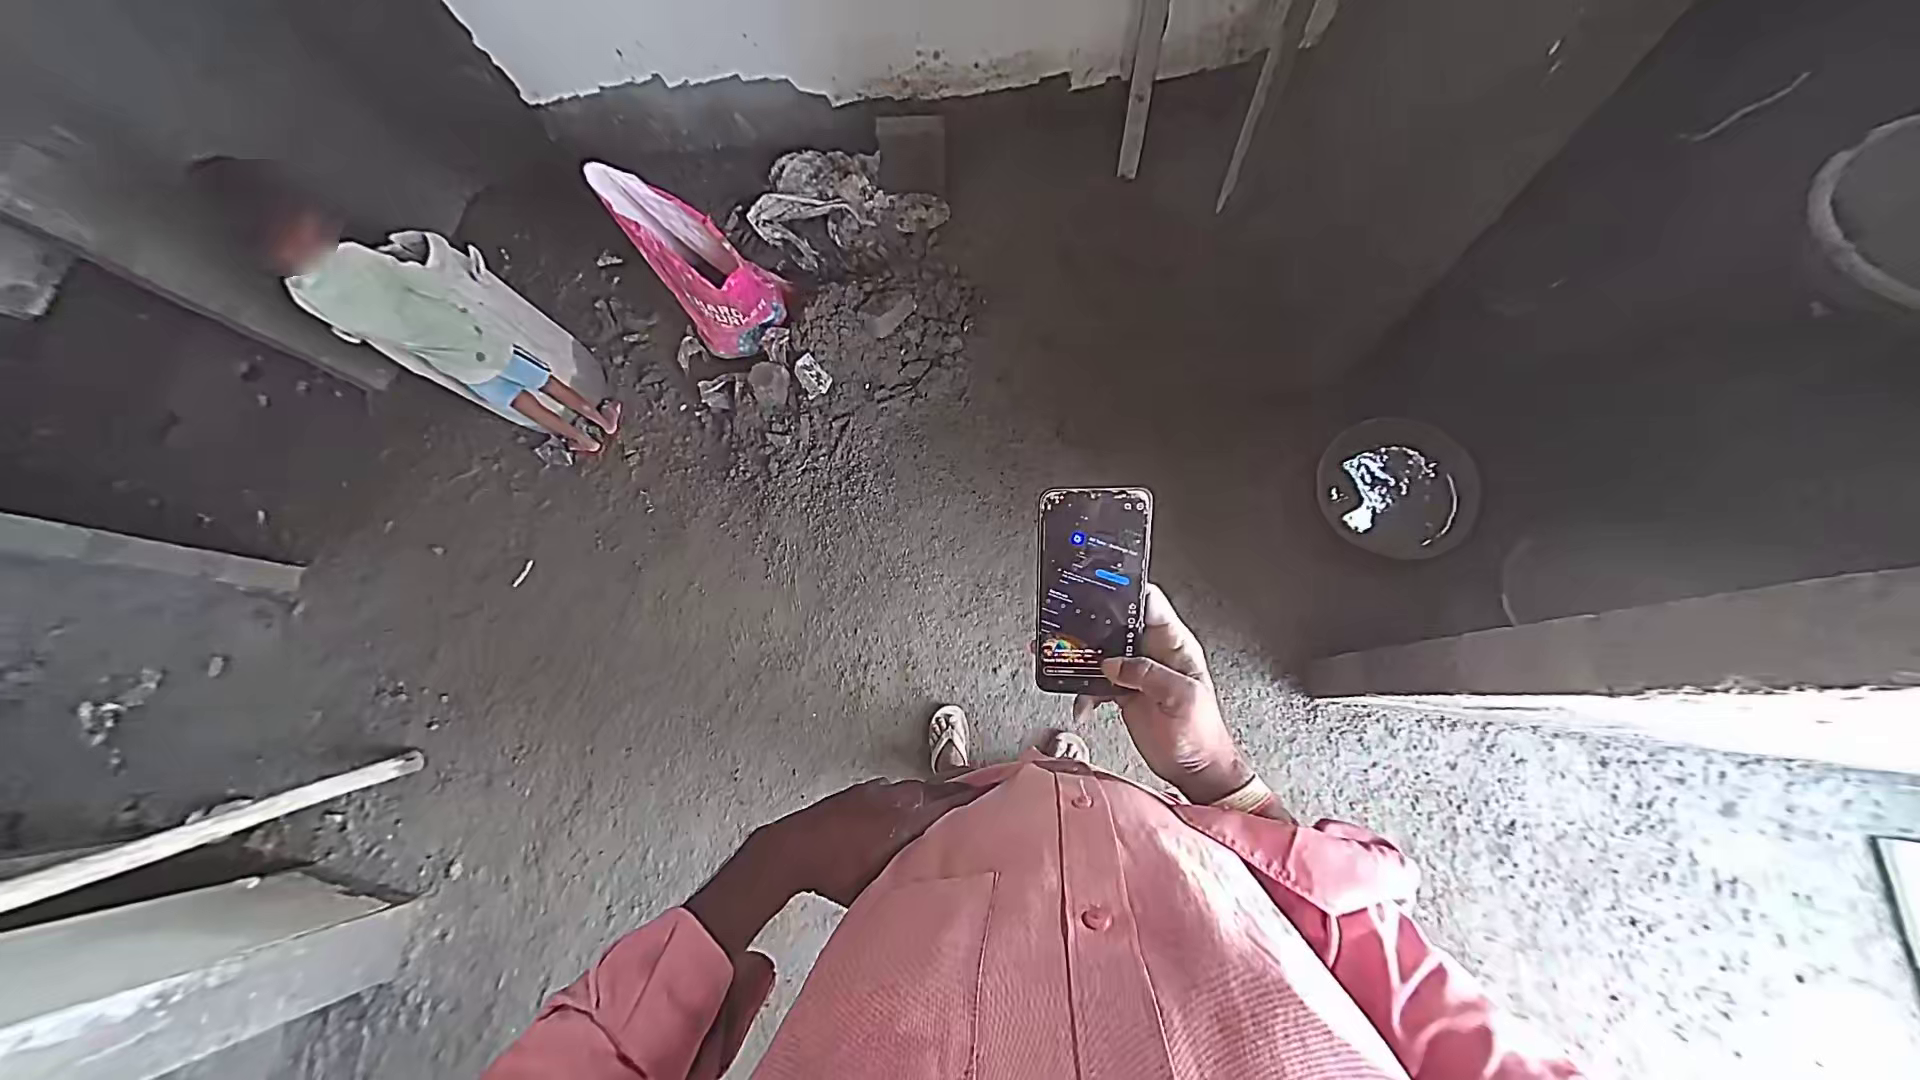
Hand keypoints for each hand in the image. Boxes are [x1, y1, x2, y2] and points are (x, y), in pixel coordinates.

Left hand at [686, 779, 984, 959]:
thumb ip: (920, 867)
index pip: (960, 800)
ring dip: (944, 796)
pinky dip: (919, 797)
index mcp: (912, 814)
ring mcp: (884, 789)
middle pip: (947, 790)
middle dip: (972, 792)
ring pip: (926, 789)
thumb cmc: (837, 870)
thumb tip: (945, 871)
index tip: (1008, 789)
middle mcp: (902, 794)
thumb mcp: (886, 880)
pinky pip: (905, 790)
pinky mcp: (868, 790)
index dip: (986, 795)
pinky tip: (917, 808)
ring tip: (961, 803)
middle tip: (994, 793)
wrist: (795, 846)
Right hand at [1073, 583, 1252, 804]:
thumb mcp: (1183, 698)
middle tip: (1068, 625)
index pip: (1149, 604)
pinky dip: (1083, 692)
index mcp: (1172, 645)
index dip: (1127, 591)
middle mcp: (1152, 654)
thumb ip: (1149, 675)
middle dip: (1092, 624)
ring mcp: (1136, 673)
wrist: (1195, 772)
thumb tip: (1113, 663)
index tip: (1102, 587)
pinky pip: (1095, 683)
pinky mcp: (1123, 692)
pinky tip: (1081, 706)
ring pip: (1101, 653)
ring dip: (1080, 658)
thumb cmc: (1202, 736)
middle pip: (1117, 625)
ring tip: (1060, 658)